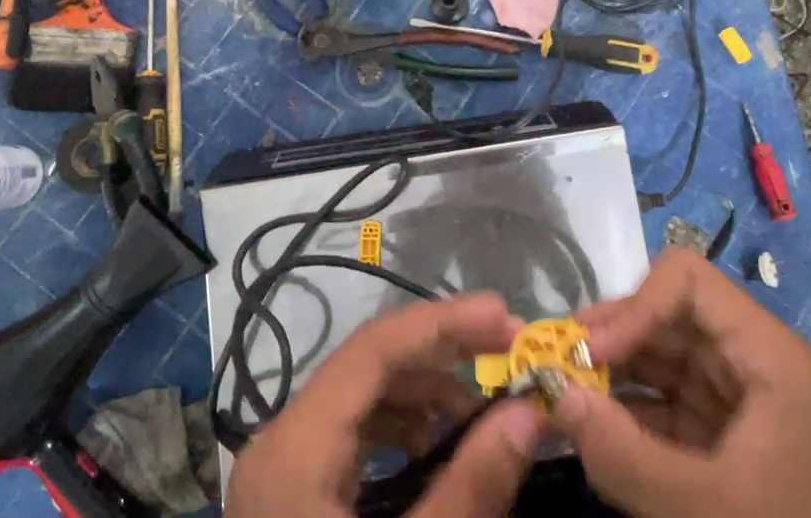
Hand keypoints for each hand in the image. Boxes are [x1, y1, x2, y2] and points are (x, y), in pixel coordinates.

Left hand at [227, 294, 547, 517]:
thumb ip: (472, 486)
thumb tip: (528, 413)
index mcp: (297, 444)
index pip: (375, 348)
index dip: (445, 323)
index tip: (508, 318)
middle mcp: (281, 439)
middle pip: (368, 367)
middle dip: (443, 357)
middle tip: (508, 362)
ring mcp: (283, 466)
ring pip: (362, 398)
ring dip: (425, 395)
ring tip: (482, 414)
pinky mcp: (293, 491)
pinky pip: (352, 434)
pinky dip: (401, 430)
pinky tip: (438, 449)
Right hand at [554, 249, 810, 517]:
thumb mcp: (707, 508)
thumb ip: (626, 457)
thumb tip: (558, 396)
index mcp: (763, 353)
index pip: (687, 281)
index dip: (633, 304)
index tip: (591, 353)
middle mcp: (745, 359)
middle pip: (664, 315)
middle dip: (608, 337)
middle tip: (554, 368)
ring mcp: (730, 397)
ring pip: (656, 357)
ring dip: (606, 372)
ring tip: (559, 395)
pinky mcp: (716, 436)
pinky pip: (658, 403)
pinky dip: (619, 410)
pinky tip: (586, 428)